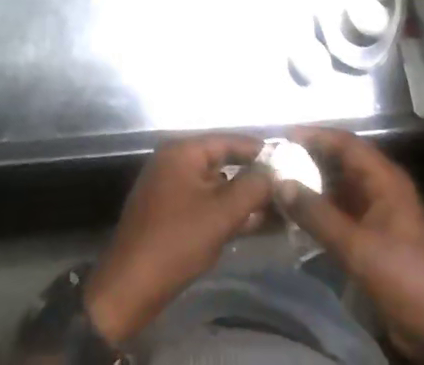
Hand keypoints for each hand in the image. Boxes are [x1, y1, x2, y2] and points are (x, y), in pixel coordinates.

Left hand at [83, 134, 273, 343]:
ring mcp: (169, 187)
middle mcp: (173, 162)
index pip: (227, 141)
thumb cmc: (178, 240)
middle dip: (254, 177)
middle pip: (222, 162)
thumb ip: (252, 188)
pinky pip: (205, 203)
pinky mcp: (169, 212)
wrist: (132, 283)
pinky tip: (256, 225)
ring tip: (281, 210)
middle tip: (289, 189)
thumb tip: (274, 171)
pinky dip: (228, 212)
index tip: (290, 160)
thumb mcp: (222, 213)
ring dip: (244, 198)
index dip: (258, 150)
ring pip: (216, 186)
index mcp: (182, 152)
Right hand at [283, 128, 423, 363]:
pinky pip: (340, 206)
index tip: (283, 137)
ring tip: (278, 181)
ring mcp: (376, 209)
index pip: (346, 143)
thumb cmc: (401, 276)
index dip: (315, 135)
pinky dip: (319, 205)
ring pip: (338, 184)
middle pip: (340, 160)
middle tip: (274, 160)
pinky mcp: (371, 231)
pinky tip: (294, 210)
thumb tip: (279, 183)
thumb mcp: (355, 246)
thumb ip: (315, 213)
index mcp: (385, 179)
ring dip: (311, 182)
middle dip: (308, 158)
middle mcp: (381, 187)